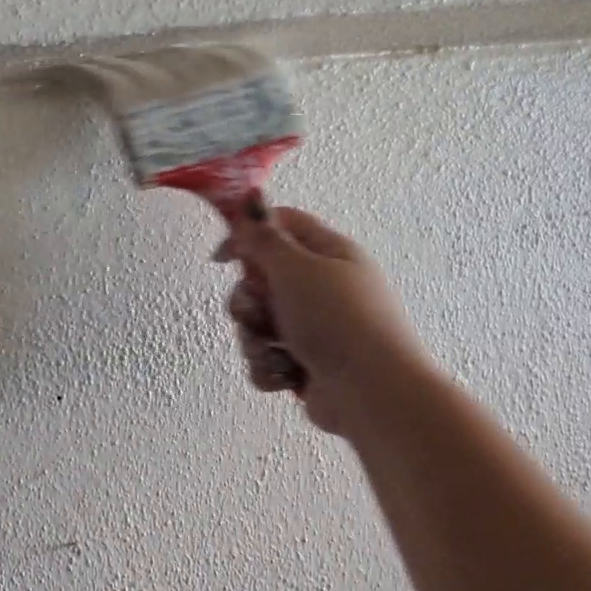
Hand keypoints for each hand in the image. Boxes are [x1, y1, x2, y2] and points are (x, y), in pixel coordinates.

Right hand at [219, 202, 437, 435]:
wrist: (369, 392)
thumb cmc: (338, 321)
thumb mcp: (296, 269)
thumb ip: (265, 238)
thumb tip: (251, 198)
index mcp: (328, 254)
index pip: (281, 227)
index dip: (247, 236)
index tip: (221, 258)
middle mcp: (321, 288)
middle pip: (259, 282)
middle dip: (247, 303)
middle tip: (258, 313)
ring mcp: (312, 328)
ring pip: (256, 325)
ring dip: (255, 341)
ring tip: (275, 352)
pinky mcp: (303, 364)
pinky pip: (265, 358)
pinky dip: (269, 368)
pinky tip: (287, 376)